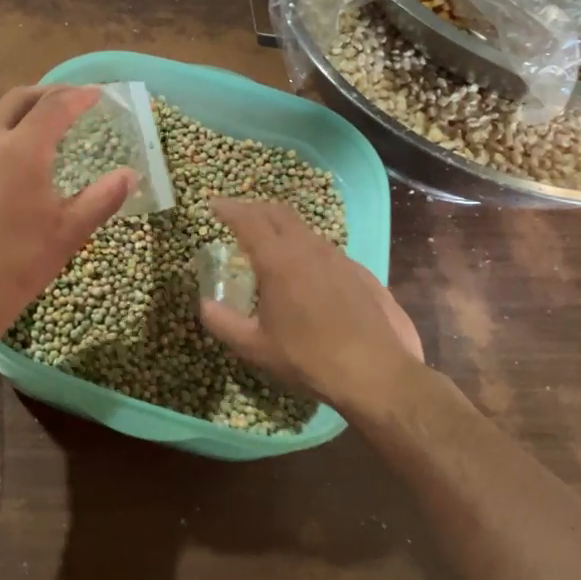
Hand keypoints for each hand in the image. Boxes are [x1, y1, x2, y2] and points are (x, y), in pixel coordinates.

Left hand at [0, 86, 134, 347]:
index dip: (78, 97)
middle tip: (68, 101)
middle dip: (45, 95)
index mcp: (20, 150)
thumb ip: (102, 198)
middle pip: (16, 101)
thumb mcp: (69, 232)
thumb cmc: (20, 265)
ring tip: (39, 139)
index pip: (54, 107)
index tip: (96, 94)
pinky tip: (5, 177)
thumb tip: (129, 176)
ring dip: (17, 122)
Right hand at [199, 199, 424, 410]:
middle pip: (279, 213)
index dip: (228, 209)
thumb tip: (205, 304)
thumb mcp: (254, 347)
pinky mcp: (361, 273)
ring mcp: (340, 259)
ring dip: (283, 230)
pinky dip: (307, 251)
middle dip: (255, 210)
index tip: (214, 205)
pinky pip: (327, 251)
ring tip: (271, 248)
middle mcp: (310, 249)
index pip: (248, 220)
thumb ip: (223, 322)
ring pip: (306, 230)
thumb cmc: (307, 358)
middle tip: (239, 220)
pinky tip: (307, 276)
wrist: (375, 373)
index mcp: (279, 260)